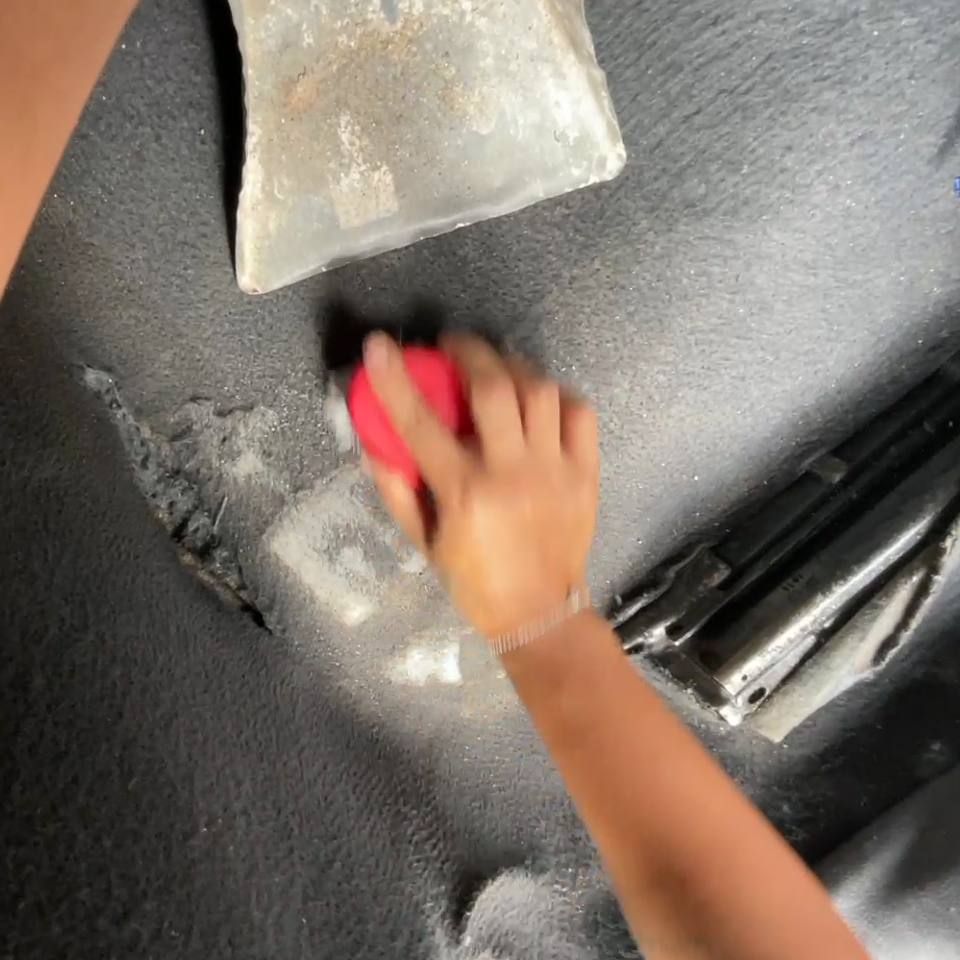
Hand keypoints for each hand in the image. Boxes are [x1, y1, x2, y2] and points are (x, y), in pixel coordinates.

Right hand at [361, 332, 599, 639]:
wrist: (540, 614)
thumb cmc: (474, 582)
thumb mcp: (422, 542)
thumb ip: (396, 492)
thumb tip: (373, 446)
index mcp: (464, 491)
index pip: (420, 423)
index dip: (395, 380)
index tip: (380, 347)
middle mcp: (511, 471)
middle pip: (493, 386)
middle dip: (469, 351)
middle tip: (452, 345)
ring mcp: (555, 468)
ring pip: (539, 390)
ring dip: (512, 366)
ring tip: (495, 365)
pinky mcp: (586, 472)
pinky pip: (578, 411)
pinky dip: (556, 393)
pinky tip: (537, 396)